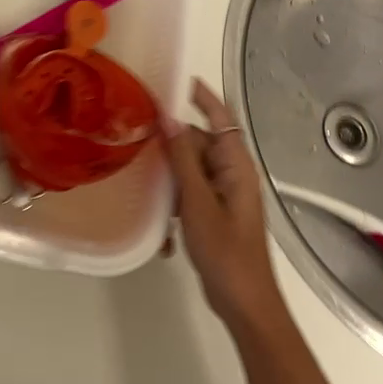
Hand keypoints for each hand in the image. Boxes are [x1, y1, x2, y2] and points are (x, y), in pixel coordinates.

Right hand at [167, 81, 334, 383]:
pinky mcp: (214, 214)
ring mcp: (224, 195)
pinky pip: (190, 192)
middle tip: (137, 132)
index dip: (200, 95)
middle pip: (199, 142)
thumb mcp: (198, 203)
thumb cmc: (226, 252)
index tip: (173, 78)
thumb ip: (183, 160)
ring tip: (141, 174)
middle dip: (172, 140)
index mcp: (236, 165)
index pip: (220, 117)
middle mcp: (232, 173)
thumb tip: (168, 119)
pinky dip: (174, 200)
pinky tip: (158, 219)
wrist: (244, 305)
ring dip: (170, 175)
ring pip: (191, 168)